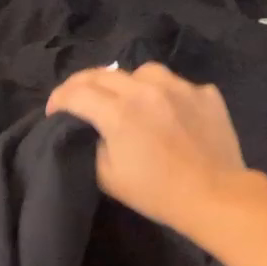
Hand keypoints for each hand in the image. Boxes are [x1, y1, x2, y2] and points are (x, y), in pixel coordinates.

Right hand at [46, 63, 254, 229]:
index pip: (77, 93)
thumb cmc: (155, 192)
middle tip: (75, 99)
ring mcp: (180, 87)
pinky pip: (175, 85)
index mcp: (118, 112)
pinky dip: (162, 94)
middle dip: (82, 84)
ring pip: (142, 71)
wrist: (213, 194)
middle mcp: (147, 90)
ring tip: (124, 98)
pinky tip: (163, 112)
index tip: (53, 111)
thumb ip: (93, 146)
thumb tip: (92, 131)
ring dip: (124, 82)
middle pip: (104, 74)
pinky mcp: (205, 93)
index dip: (58, 99)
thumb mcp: (107, 177)